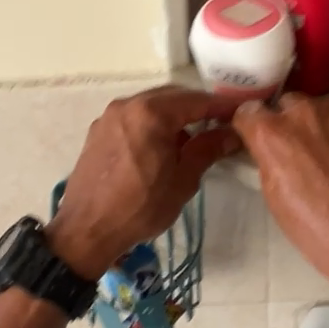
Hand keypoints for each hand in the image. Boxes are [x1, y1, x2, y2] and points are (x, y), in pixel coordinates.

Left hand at [48, 86, 239, 277]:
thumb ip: (207, 150)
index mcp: (151, 113)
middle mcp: (127, 105)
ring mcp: (109, 116)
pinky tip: (162, 147)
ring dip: (174, 117)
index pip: (196, 100)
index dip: (222, 107)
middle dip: (197, 109)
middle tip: (220, 126)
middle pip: (172, 97)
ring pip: (151, 106)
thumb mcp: (182, 180)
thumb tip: (231, 134)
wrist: (87, 230)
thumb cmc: (140, 207)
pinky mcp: (98, 131)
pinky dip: (152, 125)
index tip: (242, 114)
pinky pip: (133, 118)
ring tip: (192, 139)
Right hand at [232, 94, 328, 297]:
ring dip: (321, 127)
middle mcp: (305, 113)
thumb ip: (268, 158)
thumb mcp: (273, 194)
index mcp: (272, 133)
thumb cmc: (312, 226)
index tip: (258, 138)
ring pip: (323, 110)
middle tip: (298, 150)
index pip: (249, 111)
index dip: (253, 126)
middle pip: (289, 104)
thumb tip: (271, 148)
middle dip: (290, 122)